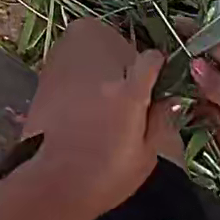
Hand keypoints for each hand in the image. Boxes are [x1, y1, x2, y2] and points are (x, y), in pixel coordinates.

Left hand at [24, 48, 181, 215]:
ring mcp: (69, 67)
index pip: (151, 59)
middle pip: (117, 41)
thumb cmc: (104, 177)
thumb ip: (160, 120)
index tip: (156, 75)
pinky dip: (75, 63)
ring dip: (97, 51)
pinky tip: (77, 91)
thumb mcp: (145, 156)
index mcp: (128, 93)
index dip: (157, 66)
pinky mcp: (48, 71)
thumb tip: (171, 98)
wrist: (52, 182)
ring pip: (88, 37)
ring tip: (98, 85)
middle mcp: (99, 72)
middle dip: (124, 55)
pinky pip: (67, 53)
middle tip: (124, 82)